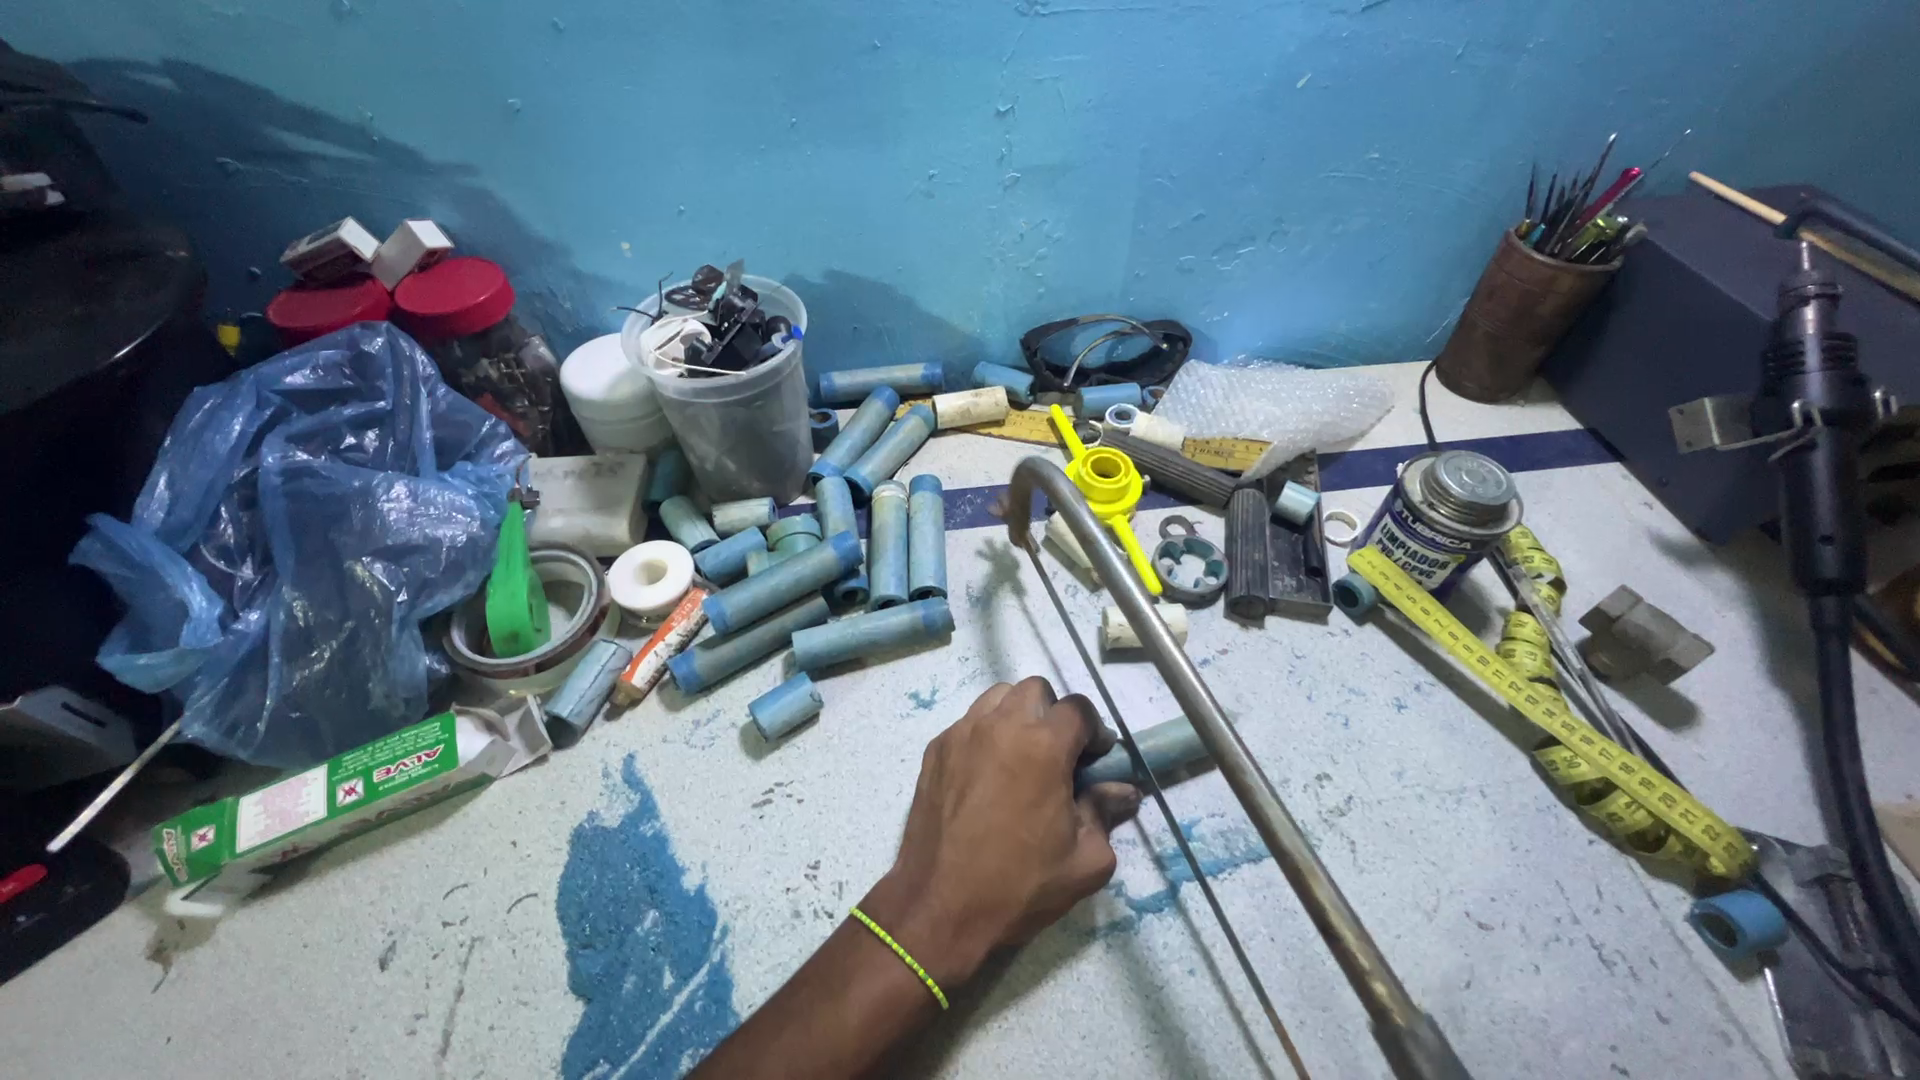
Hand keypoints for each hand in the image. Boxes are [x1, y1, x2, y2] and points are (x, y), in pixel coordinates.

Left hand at [860, 677, 1141, 987]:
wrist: (940, 906)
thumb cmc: (1019, 886)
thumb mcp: (1086, 861)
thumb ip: (1107, 814)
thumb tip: (1122, 791)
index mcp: (1043, 746)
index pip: (1078, 708)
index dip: (1093, 731)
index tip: (1095, 760)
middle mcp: (1000, 726)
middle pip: (1035, 691)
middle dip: (1053, 714)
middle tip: (1057, 756)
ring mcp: (962, 734)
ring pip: (997, 697)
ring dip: (1017, 716)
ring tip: (1021, 758)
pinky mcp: (935, 750)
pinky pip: (968, 722)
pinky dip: (985, 734)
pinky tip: (987, 774)